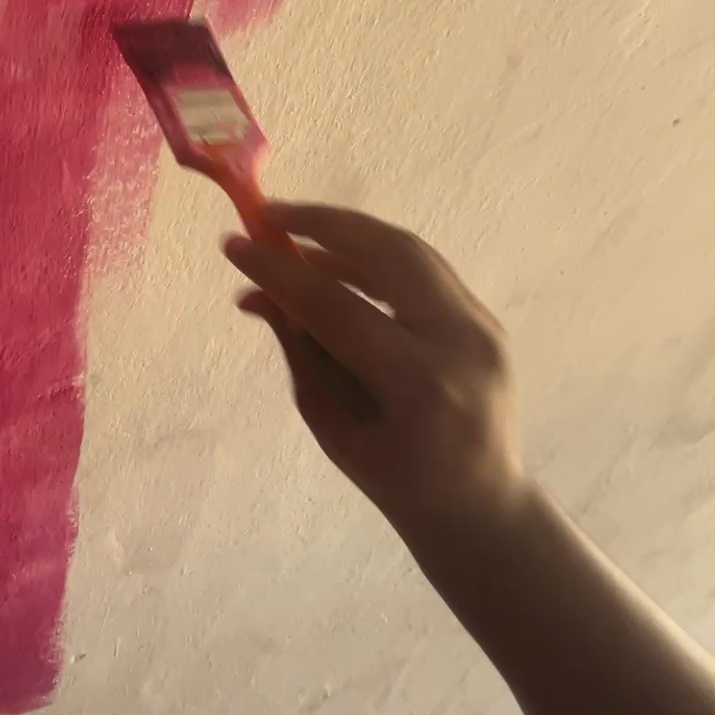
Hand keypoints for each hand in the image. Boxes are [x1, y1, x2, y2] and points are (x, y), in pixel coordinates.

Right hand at [224, 203, 524, 532]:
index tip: (233, 246)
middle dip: (323, 224)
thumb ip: (298, 350)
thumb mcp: (328, 422)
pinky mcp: (481, 315)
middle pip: (390, 254)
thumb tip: (255, 294)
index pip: (338, 307)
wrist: (477, 500)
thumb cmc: (392, 475)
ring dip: (345, 229)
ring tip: (291, 226)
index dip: (279, 271)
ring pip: (408, 249)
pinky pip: (418, 266)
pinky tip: (329, 254)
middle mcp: (462, 343)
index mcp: (421, 385)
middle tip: (268, 214)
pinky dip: (368, 250)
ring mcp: (482, 324)